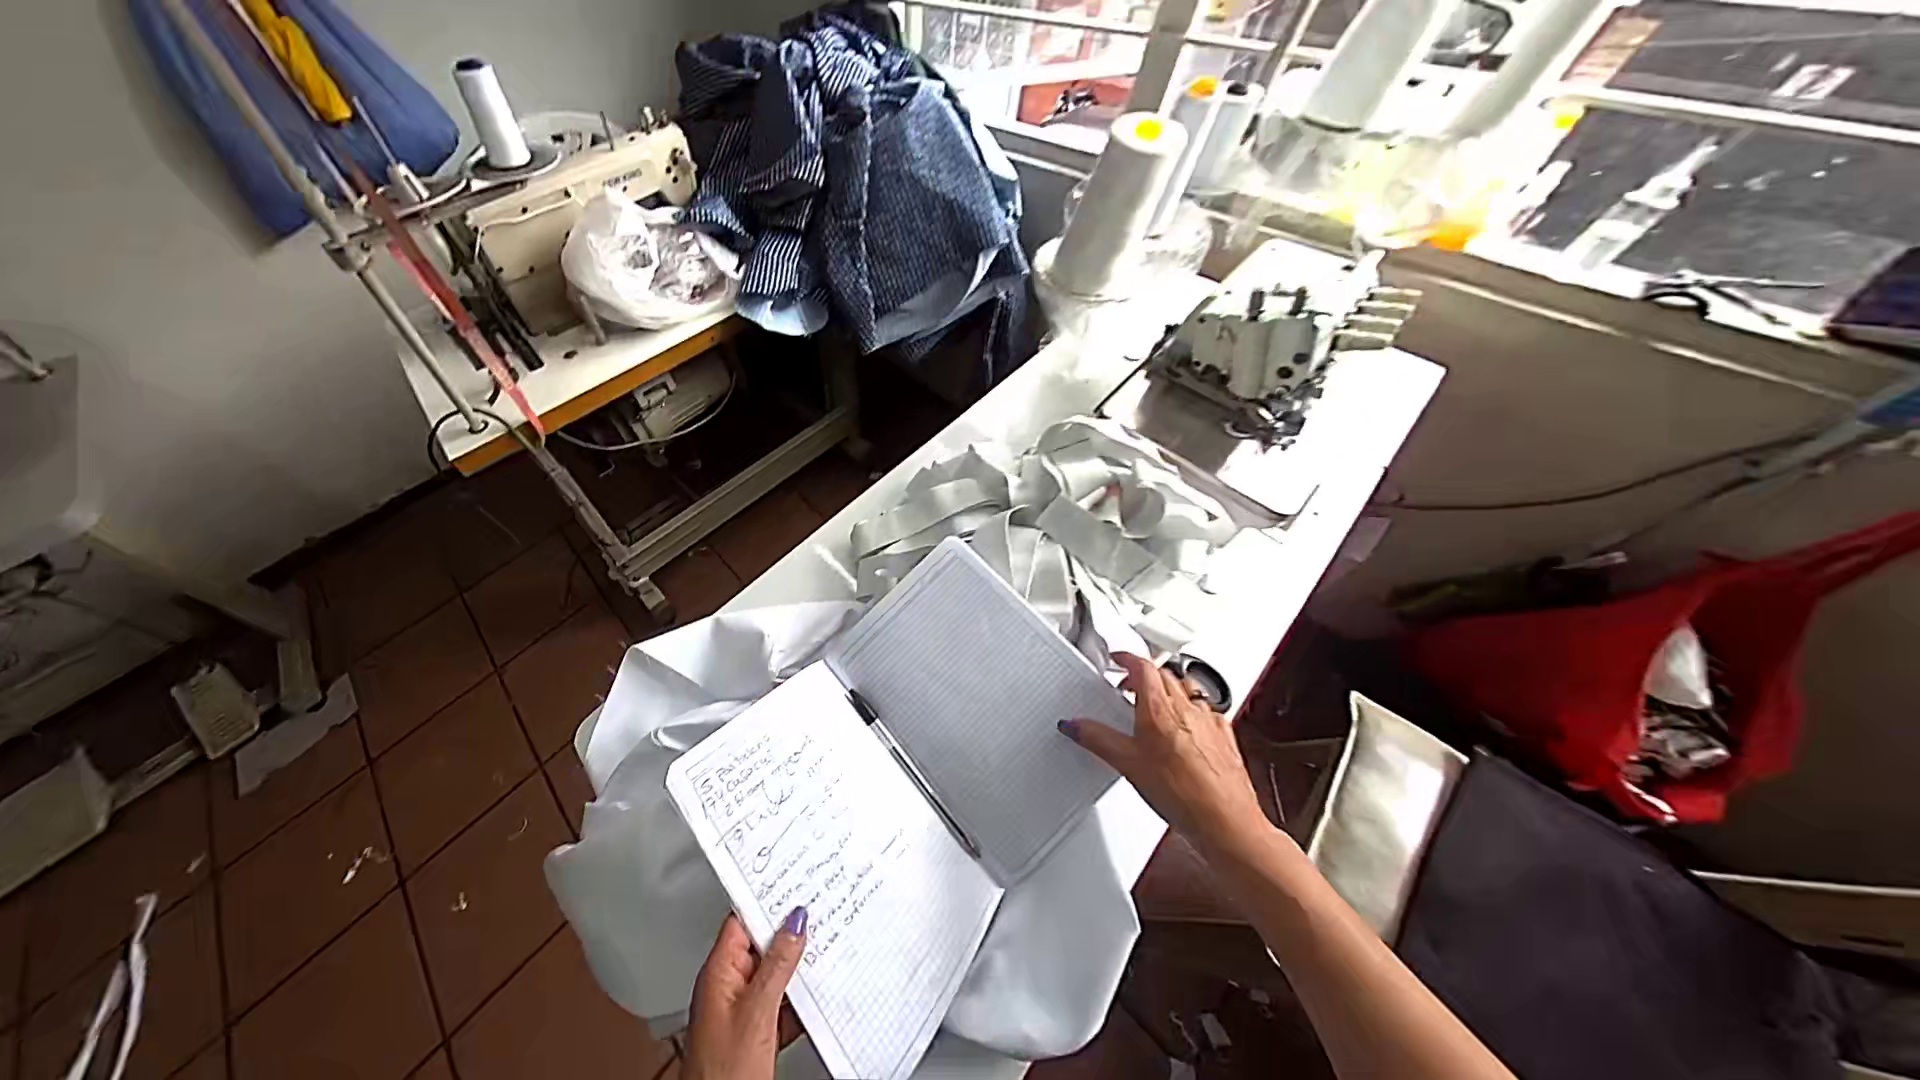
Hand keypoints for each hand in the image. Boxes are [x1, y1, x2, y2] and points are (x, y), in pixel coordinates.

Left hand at [683, 909, 806, 1079]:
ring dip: (797, 967)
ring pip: (775, 972)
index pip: (742, 920)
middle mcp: (726, 987)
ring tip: (821, 953)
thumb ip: (778, 964)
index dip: (766, 900)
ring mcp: (740, 1009)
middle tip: (817, 917)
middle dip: (789, 933)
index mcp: (718, 973)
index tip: (793, 886)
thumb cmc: (721, 1076)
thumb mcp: (757, 1011)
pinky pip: (781, 1000)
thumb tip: (795, 922)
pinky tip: (815, 994)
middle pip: (761, 944)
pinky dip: (799, 996)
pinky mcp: (755, 1031)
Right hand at [1060, 652, 1266, 851]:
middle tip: (1129, 685)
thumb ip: (1097, 739)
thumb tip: (1074, 725)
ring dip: (1169, 690)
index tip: (1118, 660)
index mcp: (1160, 708)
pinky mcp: (1225, 737)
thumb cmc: (1184, 793)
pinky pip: (1207, 711)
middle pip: (1164, 674)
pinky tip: (1187, 730)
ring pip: (1187, 690)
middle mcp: (1188, 708)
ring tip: (1155, 704)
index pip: (1142, 666)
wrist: (1225, 820)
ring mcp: (1209, 721)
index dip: (1127, 658)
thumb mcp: (1128, 764)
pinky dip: (1192, 711)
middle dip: (1144, 674)